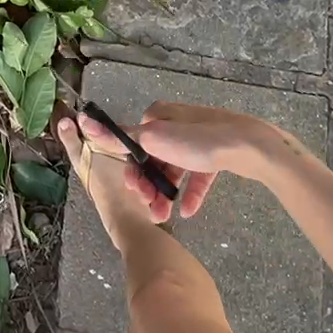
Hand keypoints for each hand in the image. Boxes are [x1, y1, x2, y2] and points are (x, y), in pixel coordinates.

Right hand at [80, 101, 280, 220]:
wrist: (248, 146)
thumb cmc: (196, 141)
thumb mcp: (154, 139)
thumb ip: (121, 137)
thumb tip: (84, 119)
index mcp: (157, 116)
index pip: (135, 143)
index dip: (131, 168)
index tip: (133, 190)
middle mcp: (175, 124)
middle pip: (153, 158)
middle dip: (149, 184)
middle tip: (149, 207)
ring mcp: (197, 139)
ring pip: (174, 169)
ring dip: (165, 192)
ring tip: (164, 216)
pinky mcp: (216, 154)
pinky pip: (197, 176)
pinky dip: (190, 193)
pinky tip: (188, 212)